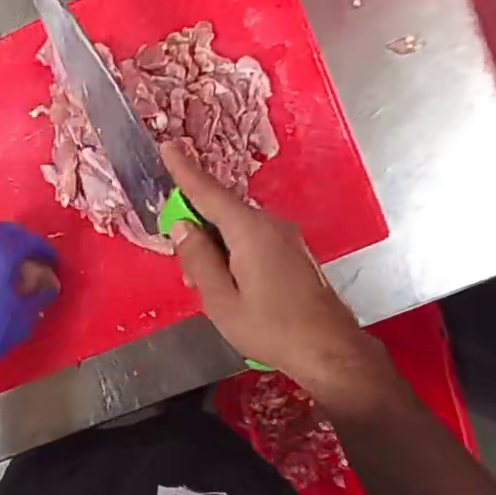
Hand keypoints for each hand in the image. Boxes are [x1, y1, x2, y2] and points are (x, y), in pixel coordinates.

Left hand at [0, 222, 60, 375]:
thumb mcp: (24, 315)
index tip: (53, 261)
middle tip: (35, 258)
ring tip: (17, 267)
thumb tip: (50, 282)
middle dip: (24, 241)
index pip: (28, 240)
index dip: (44, 249)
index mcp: (0, 254)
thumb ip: (40, 292)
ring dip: (5, 246)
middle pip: (6, 232)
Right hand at [162, 142, 401, 420]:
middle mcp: (271, 225)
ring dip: (214, 251)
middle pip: (223, 215)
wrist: (327, 348)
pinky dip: (232, 256)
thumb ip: (198, 261)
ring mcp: (286, 238)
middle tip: (186, 273)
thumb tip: (183, 228)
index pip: (210, 193)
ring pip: (236, 232)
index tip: (168, 147)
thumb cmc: (269, 328)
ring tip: (207, 289)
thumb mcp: (220, 301)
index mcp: (250, 232)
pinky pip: (252, 243)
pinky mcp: (292, 253)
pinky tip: (229, 286)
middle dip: (197, 232)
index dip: (185, 172)